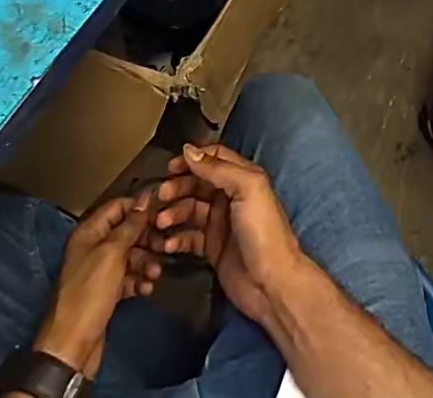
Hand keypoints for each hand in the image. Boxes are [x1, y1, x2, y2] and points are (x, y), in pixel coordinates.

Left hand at [33, 192, 159, 376]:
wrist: (72, 347)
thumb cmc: (90, 293)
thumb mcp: (112, 253)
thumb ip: (130, 225)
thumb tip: (145, 197)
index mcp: (89, 233)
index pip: (118, 207)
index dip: (139, 208)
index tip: (162, 213)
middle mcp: (93, 247)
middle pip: (126, 232)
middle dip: (146, 238)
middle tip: (164, 245)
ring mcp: (99, 271)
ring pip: (130, 255)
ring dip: (145, 262)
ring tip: (155, 274)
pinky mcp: (106, 291)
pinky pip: (127, 277)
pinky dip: (138, 280)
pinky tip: (147, 288)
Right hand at [150, 143, 311, 329]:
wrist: (272, 283)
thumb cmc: (263, 230)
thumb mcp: (246, 189)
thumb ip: (218, 169)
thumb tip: (188, 150)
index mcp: (243, 177)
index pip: (214, 158)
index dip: (193, 160)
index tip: (170, 167)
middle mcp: (231, 196)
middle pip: (198, 183)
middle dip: (178, 187)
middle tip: (160, 196)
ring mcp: (221, 223)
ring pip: (190, 209)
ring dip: (174, 213)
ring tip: (161, 223)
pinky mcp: (213, 247)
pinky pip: (189, 236)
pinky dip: (177, 237)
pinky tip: (168, 244)